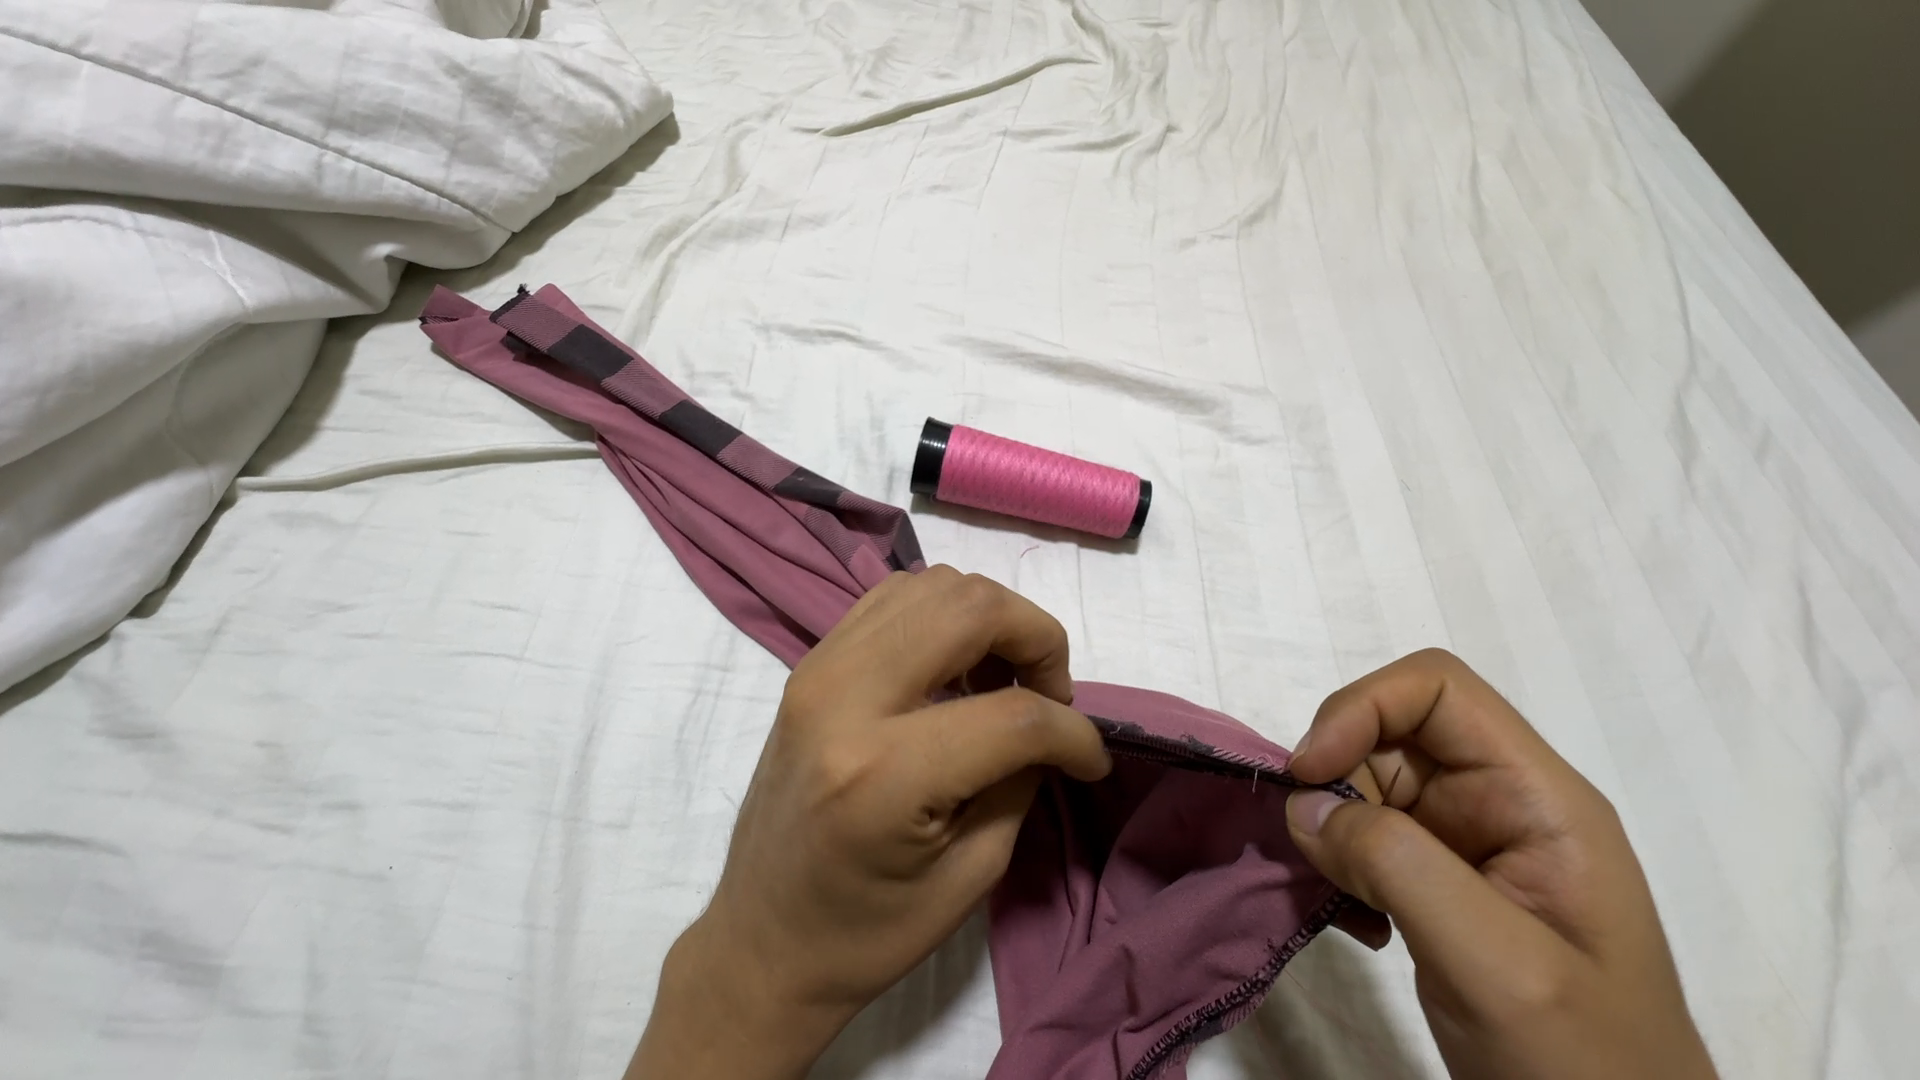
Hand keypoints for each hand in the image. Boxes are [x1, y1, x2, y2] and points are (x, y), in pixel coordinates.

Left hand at [626, 568, 1111, 1079]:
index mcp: (883, 773)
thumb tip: (1057, 726)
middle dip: (1036, 637)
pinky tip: (957, 667)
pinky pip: (893, 599)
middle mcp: (843, 697)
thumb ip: (1021, 781)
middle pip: (970, 607)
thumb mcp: (971, 874)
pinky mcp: (810, 663)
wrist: (761, 938)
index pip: (1012, 716)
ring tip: (1004, 678)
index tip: (1090, 760)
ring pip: (933, 585)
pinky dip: (943, 615)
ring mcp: (818, 669)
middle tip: (1051, 692)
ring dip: (990, 618)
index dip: (1072, 732)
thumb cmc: (867, 931)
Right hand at [1284, 650, 1717, 1079]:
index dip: (1362, 707)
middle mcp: (1498, 799)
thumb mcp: (1497, 964)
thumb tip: (1304, 807)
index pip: (1437, 689)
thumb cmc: (1583, 1061)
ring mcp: (1464, 839)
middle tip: (1324, 856)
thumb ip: (1398, 868)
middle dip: (1336, 779)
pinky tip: (1356, 921)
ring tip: (1348, 904)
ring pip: (1364, 782)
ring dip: (1332, 831)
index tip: (1309, 772)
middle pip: (1388, 731)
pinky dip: (1336, 864)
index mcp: (1537, 795)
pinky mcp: (1435, 878)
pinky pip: (1361, 836)